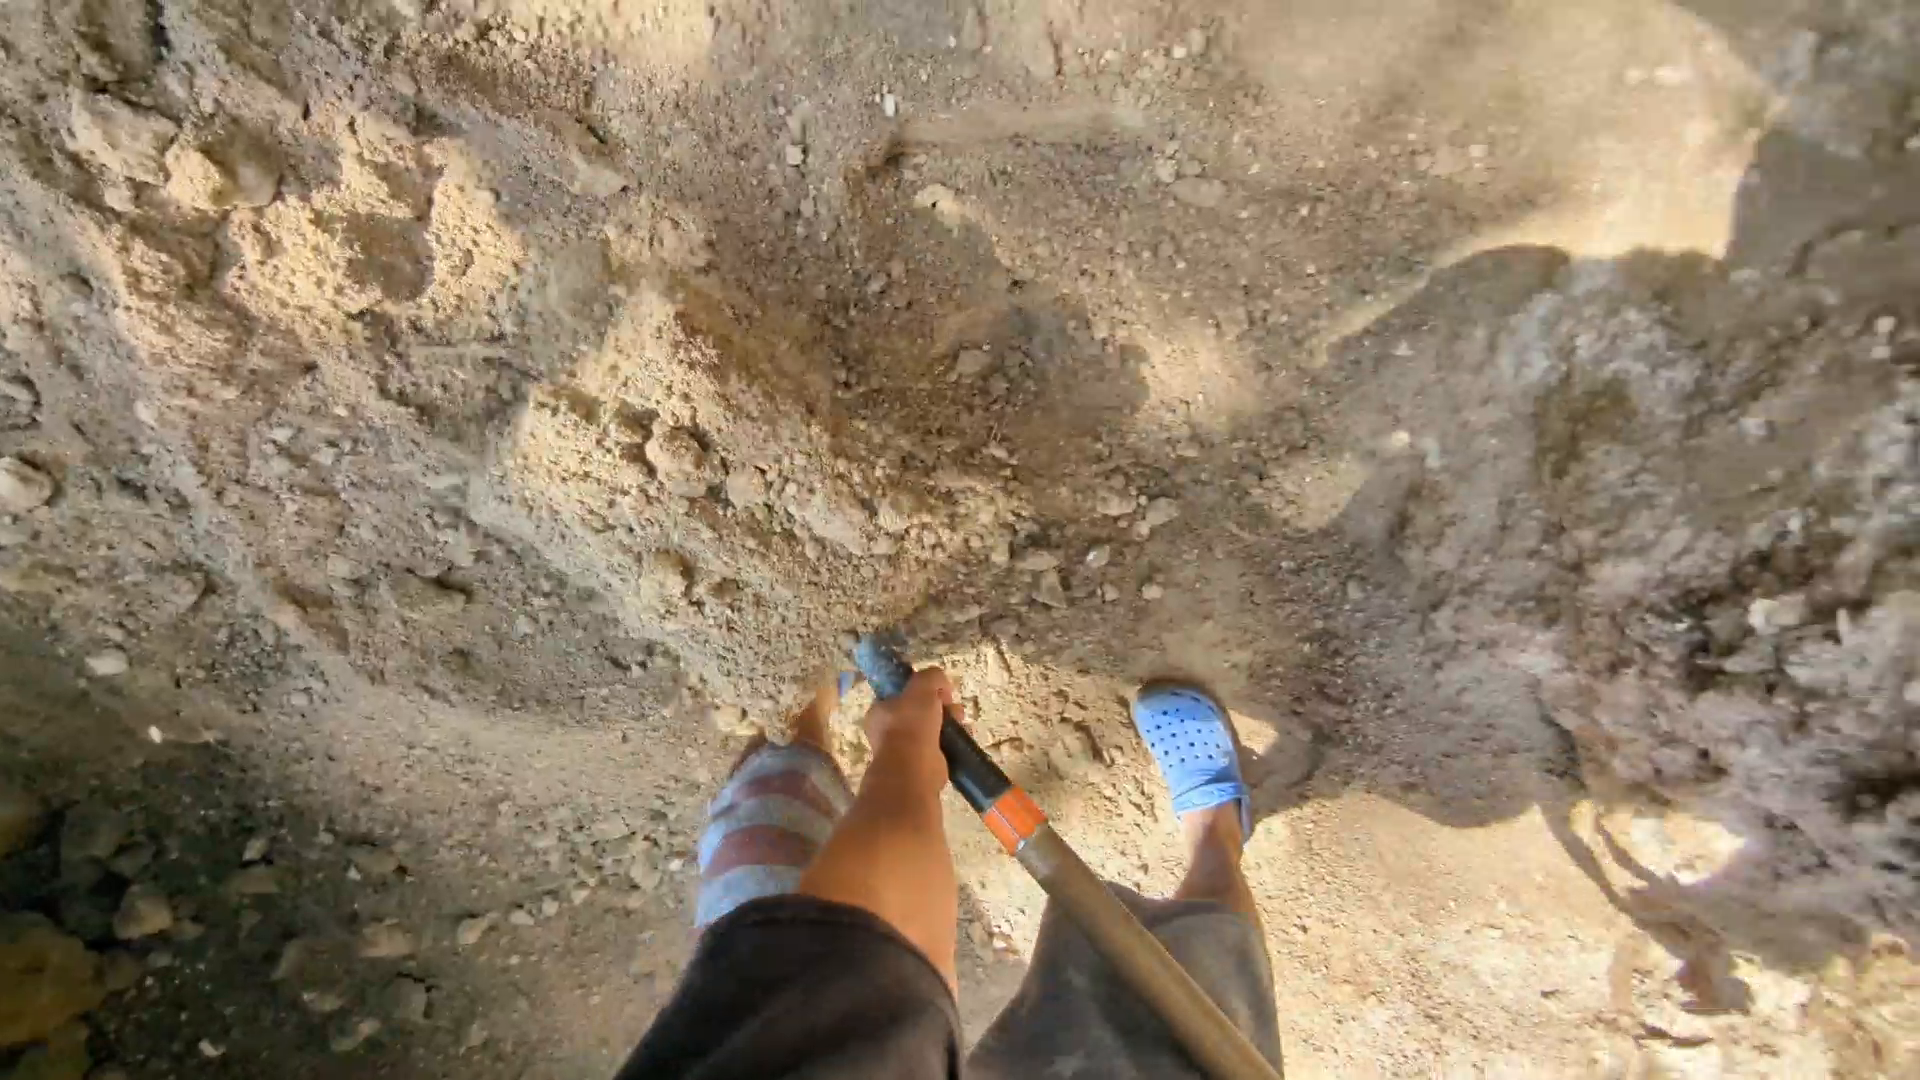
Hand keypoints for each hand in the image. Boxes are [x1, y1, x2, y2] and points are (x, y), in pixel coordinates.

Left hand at [862, 668, 952, 796]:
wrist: (914, 768)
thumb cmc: (911, 723)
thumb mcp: (922, 686)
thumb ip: (931, 676)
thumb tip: (942, 685)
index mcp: (880, 711)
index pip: (902, 694)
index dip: (921, 688)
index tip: (937, 689)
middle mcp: (890, 731)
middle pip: (921, 709)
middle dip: (941, 704)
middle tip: (951, 705)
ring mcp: (906, 749)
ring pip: (933, 727)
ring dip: (950, 721)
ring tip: (960, 721)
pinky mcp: (924, 764)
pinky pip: (942, 745)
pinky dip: (954, 740)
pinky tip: (963, 736)